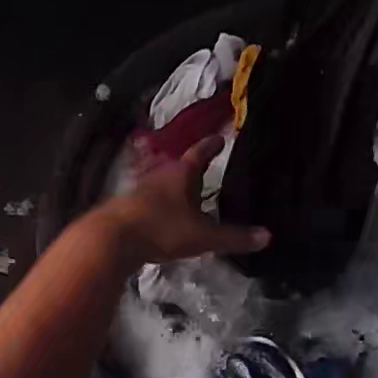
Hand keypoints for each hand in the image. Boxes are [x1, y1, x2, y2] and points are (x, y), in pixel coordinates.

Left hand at [94, 136, 269, 265]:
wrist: (111, 241)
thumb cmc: (161, 230)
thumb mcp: (202, 237)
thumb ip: (233, 237)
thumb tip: (267, 236)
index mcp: (181, 174)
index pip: (200, 153)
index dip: (211, 146)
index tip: (221, 137)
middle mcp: (158, 177)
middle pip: (178, 169)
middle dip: (191, 171)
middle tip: (206, 173)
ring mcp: (138, 192)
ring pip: (161, 187)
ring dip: (173, 191)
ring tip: (185, 199)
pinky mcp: (124, 211)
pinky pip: (147, 205)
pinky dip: (158, 209)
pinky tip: (161, 221)